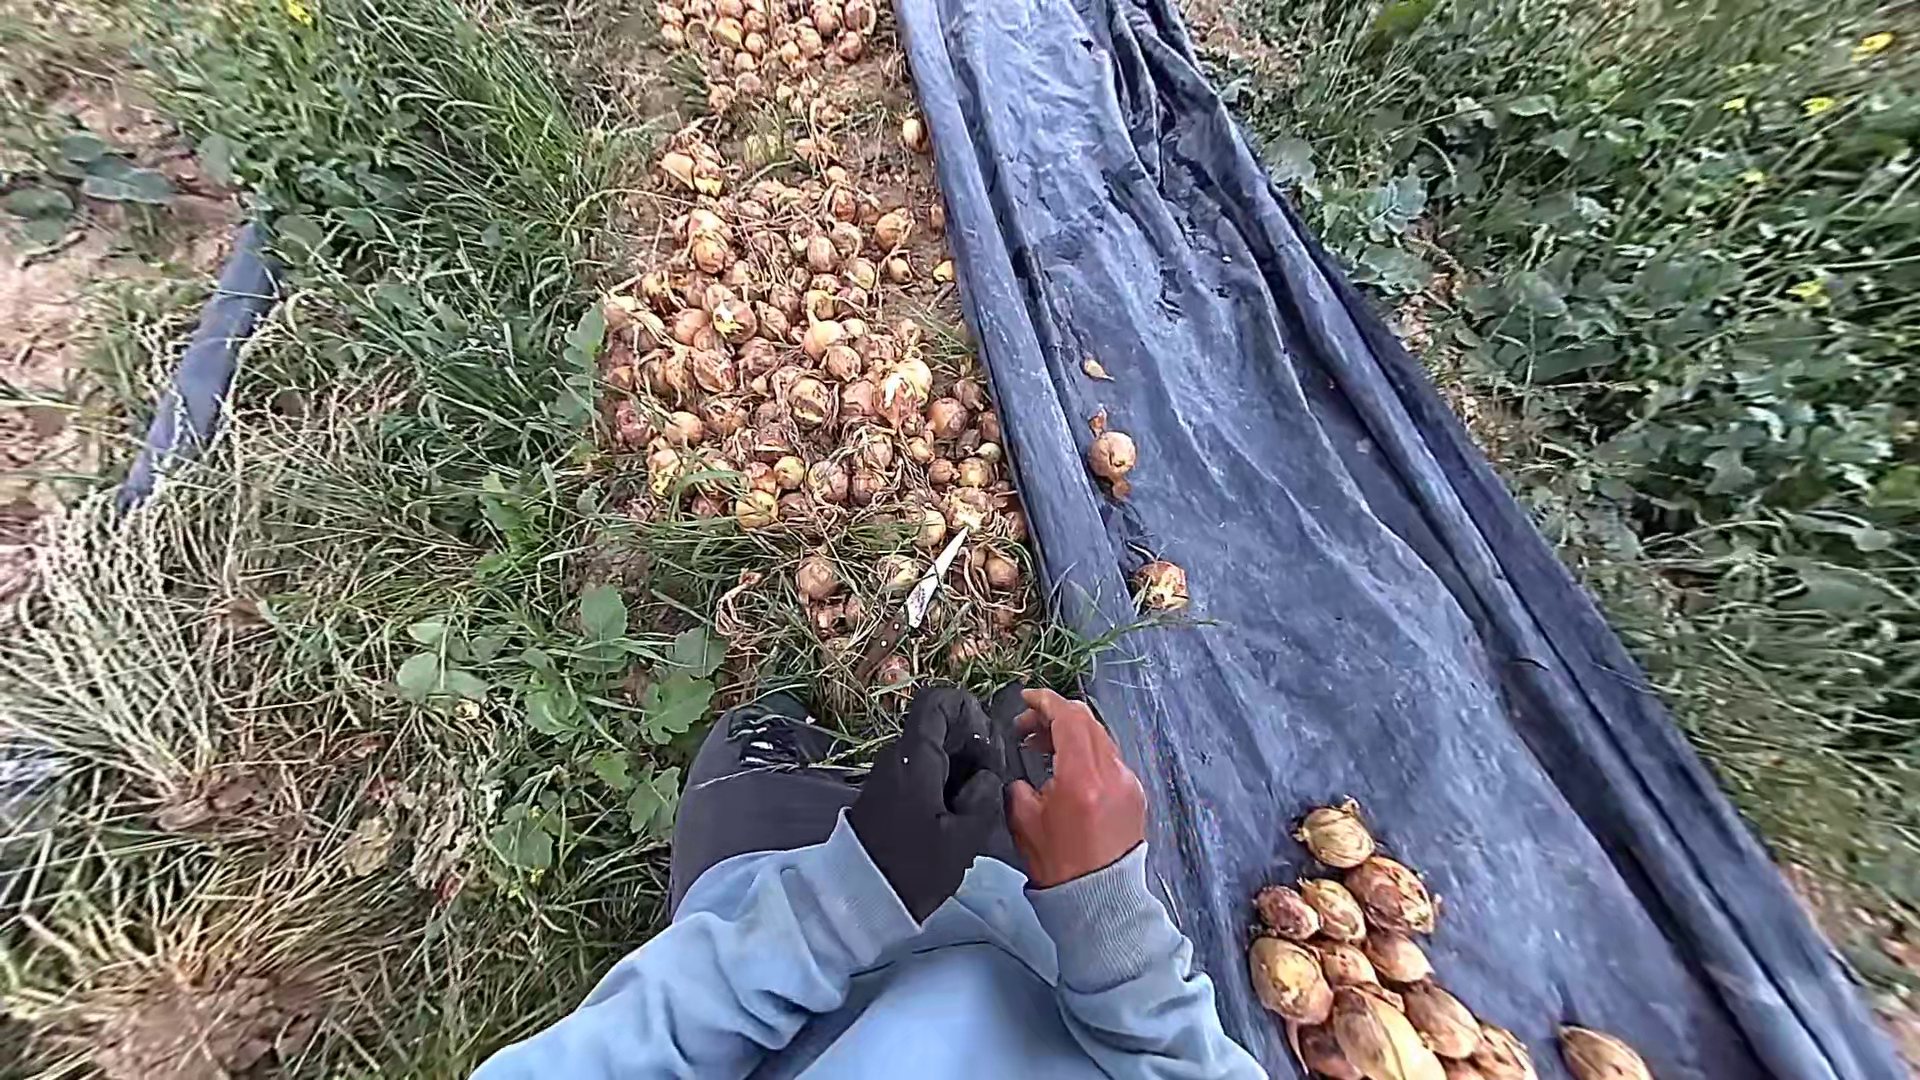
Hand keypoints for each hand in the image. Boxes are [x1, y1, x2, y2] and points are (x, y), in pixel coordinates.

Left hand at [848, 685, 1005, 920]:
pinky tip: (960, 813)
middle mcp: (900, 755)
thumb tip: (986, 776)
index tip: (987, 741)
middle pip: (942, 725)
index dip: (968, 709)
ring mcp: (892, 772)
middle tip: (992, 780)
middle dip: (973, 744)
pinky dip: (948, 781)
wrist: (859, 898)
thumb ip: (984, 798)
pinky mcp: (890, 791)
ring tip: (979, 802)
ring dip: (962, 766)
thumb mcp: (962, 837)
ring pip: (936, 749)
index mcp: (915, 756)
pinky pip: (925, 769)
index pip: (938, 702)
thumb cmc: (913, 867)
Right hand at [1006, 689, 1145, 887]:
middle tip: (1027, 727)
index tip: (1025, 699)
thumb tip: (1024, 766)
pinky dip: (1086, 749)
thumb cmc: (1058, 865)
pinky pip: (1108, 756)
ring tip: (1042, 746)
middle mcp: (1112, 772)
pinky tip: (1066, 766)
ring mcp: (1128, 781)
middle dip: (1053, 714)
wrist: (1101, 904)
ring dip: (1069, 731)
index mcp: (1083, 777)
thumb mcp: (1024, 819)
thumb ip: (1020, 782)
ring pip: (1098, 735)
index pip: (1068, 718)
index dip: (1044, 701)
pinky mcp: (1134, 792)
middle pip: (1085, 720)